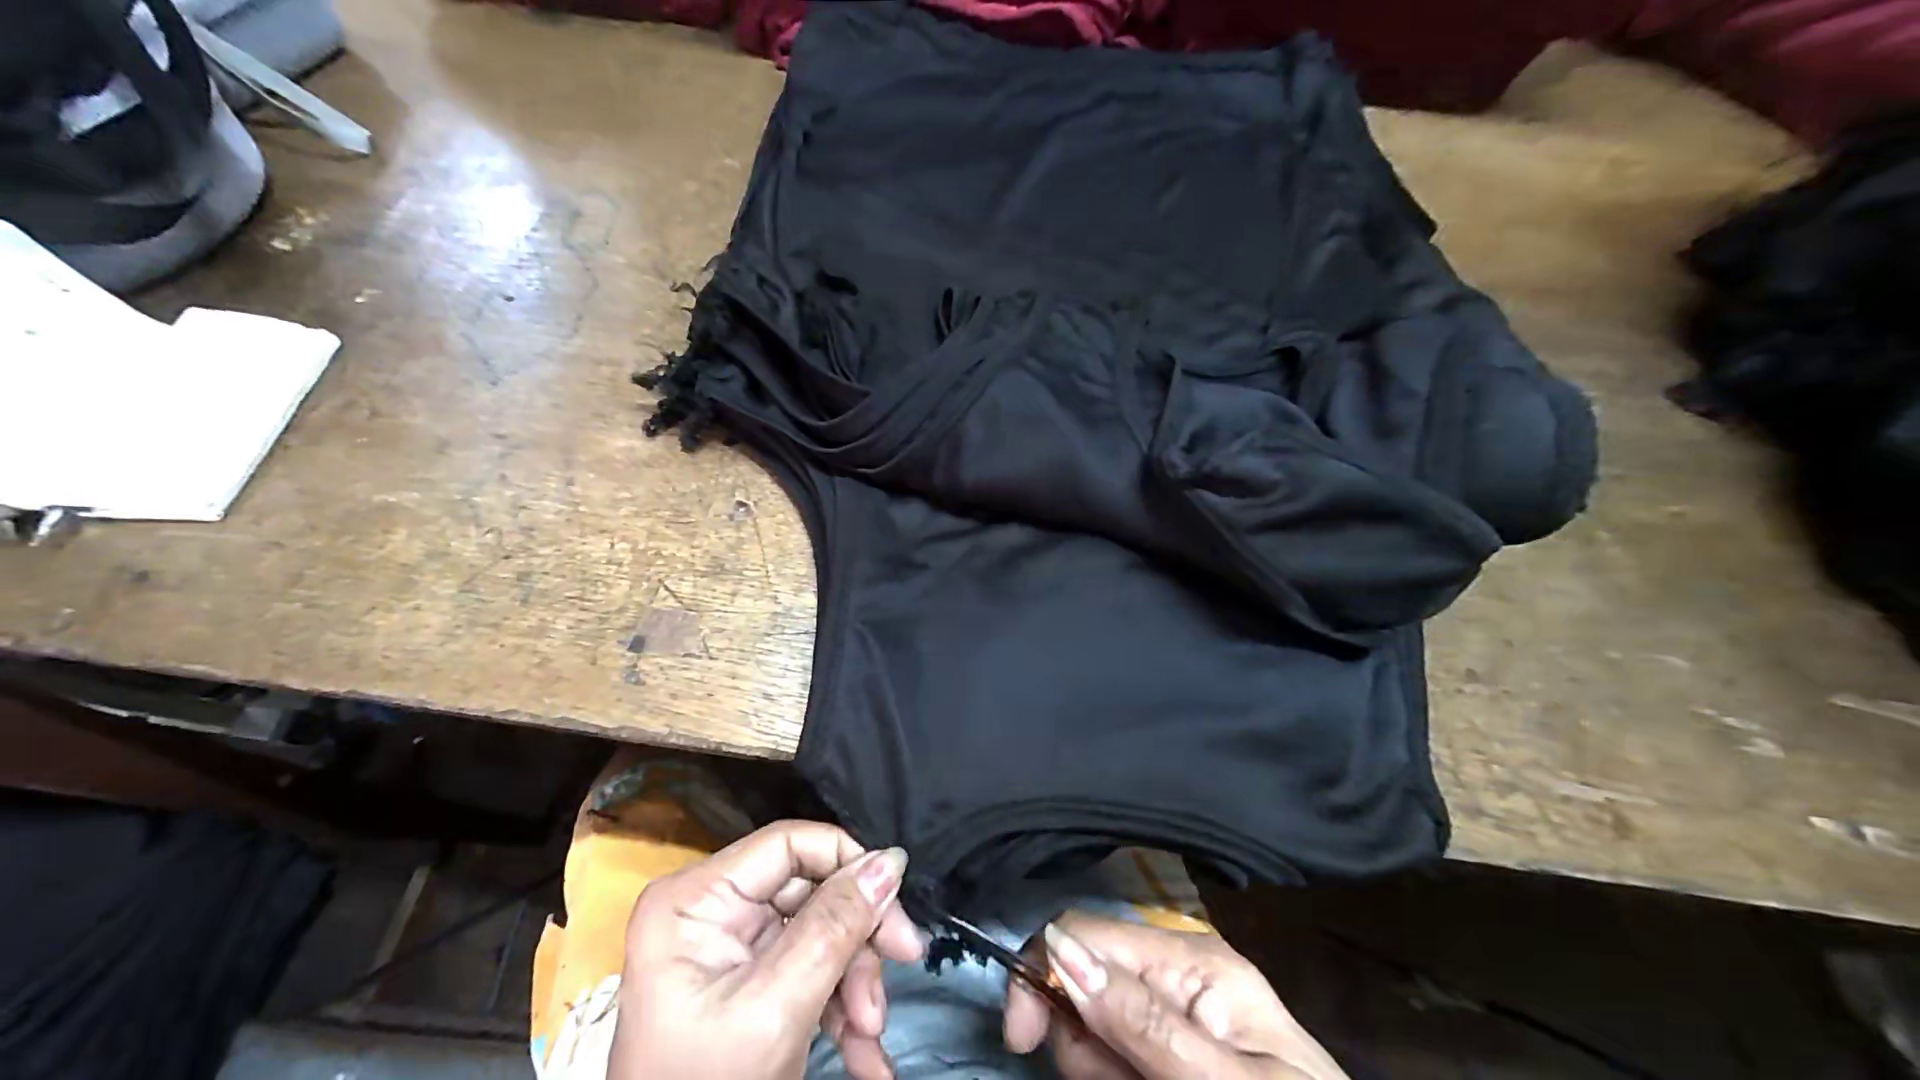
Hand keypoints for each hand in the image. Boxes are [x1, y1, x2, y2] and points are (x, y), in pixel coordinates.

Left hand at [610, 820, 925, 1079]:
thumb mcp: (777, 1008)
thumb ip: (835, 927)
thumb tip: (891, 861)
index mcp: (696, 899)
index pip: (789, 844)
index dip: (848, 863)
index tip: (893, 905)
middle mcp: (711, 909)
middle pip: (811, 889)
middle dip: (857, 938)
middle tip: (901, 964)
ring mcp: (730, 946)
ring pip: (819, 930)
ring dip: (855, 980)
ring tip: (870, 1035)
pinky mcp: (748, 980)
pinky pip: (808, 967)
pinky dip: (840, 1004)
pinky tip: (863, 1052)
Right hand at [1003, 911, 1349, 1079]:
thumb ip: (1145, 1022)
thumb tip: (1058, 947)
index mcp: (1193, 961)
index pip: (1085, 933)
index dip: (1040, 973)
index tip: (1021, 1042)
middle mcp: (1177, 975)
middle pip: (1080, 981)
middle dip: (1080, 1042)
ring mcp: (1173, 1016)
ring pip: (1089, 1027)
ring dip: (1097, 1069)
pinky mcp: (1168, 1052)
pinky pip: (1112, 1055)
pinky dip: (1112, 1078)